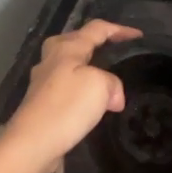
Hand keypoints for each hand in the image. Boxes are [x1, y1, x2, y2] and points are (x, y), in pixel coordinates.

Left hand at [1, 19, 141, 172]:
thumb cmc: (66, 107)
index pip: (96, 29)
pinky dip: (81, 90)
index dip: (119, 30)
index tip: (138, 36)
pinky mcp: (41, 104)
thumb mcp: (100, 86)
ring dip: (87, 68)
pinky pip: (66, 88)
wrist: (32, 143)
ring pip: (68, 65)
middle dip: (95, 42)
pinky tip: (90, 105)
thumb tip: (114, 97)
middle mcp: (51, 60)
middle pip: (74, 41)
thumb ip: (112, 83)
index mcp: (67, 49)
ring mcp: (43, 82)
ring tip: (106, 79)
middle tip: (114, 51)